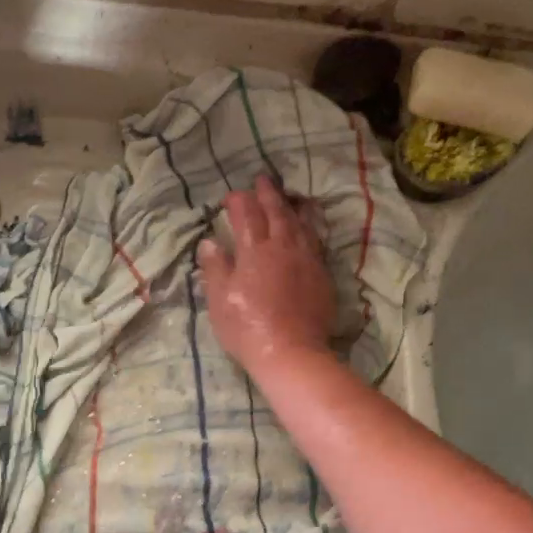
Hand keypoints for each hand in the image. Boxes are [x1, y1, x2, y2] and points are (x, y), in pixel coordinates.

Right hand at [198, 175, 336, 377]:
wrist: (290, 352)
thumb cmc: (246, 328)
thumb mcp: (219, 300)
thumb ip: (216, 267)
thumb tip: (210, 242)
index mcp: (255, 251)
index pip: (247, 216)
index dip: (239, 202)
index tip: (232, 196)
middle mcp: (283, 248)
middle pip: (277, 213)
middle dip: (268, 194)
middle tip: (263, 180)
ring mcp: (307, 260)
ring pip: (301, 224)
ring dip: (293, 207)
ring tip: (290, 197)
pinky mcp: (322, 276)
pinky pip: (316, 242)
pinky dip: (310, 228)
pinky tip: (308, 229)